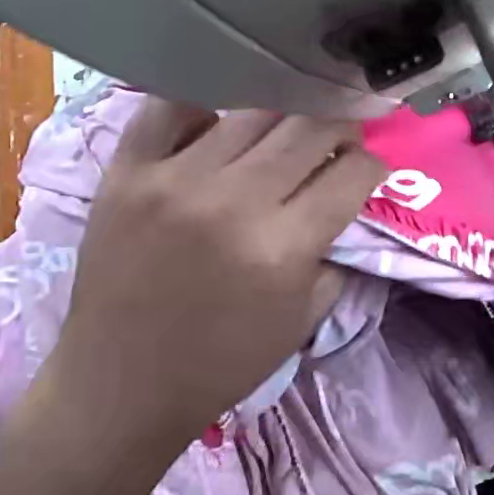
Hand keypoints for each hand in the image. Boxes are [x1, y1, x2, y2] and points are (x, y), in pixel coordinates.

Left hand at [49, 100, 386, 449]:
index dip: (374, 164)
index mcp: (282, 246)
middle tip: (342, 137)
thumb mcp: (306, 315)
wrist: (119, 386)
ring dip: (286, 116)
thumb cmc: (225, 360)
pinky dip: (205, 108)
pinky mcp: (125, 174)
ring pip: (254, 110)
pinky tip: (219, 124)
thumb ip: (335, 248)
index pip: (352, 172)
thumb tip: (348, 193)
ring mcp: (174, 181)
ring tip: (288, 131)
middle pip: (311, 128)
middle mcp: (232, 202)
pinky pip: (171, 108)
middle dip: (341, 127)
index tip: (371, 166)